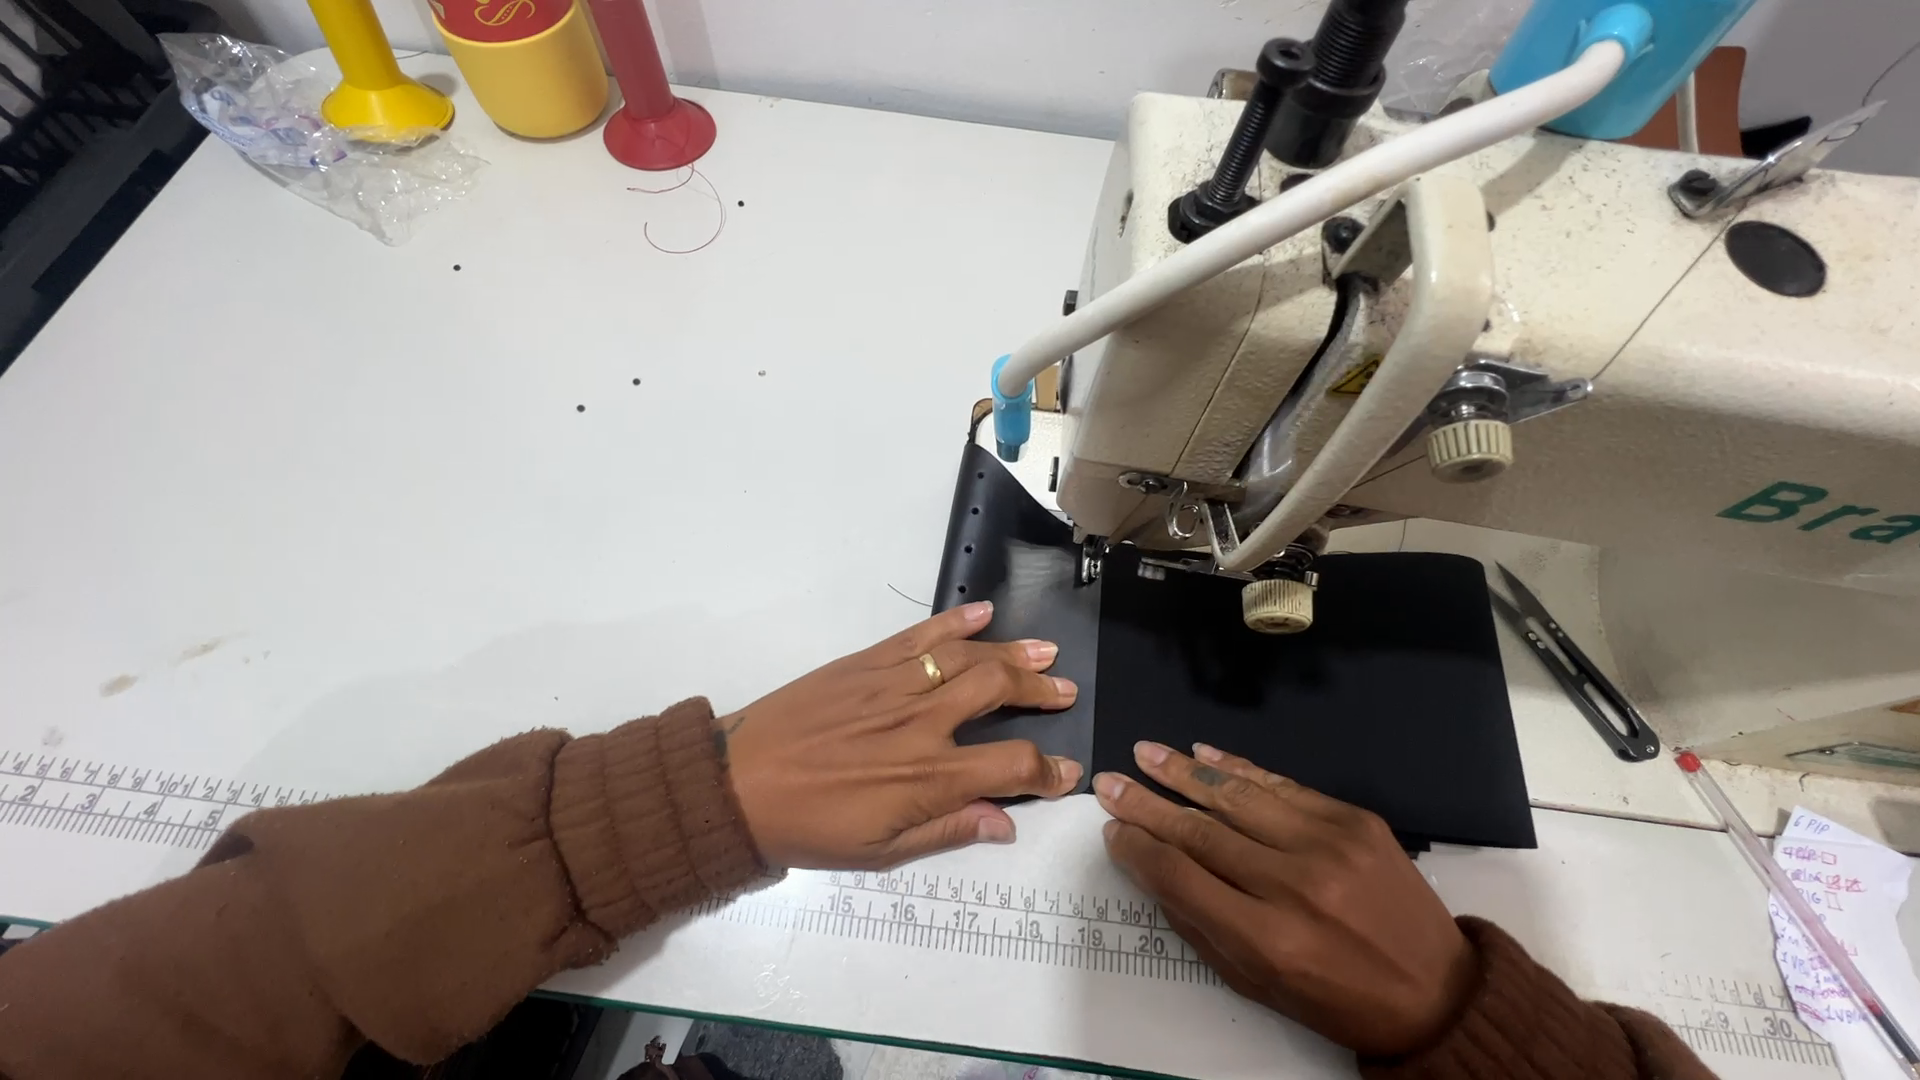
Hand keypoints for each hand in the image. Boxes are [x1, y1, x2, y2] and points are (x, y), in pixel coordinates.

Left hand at [721, 600, 1080, 869]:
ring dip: (1010, 650)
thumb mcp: (879, 852)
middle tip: (1065, 690)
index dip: (1048, 771)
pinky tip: (983, 612)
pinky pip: (919, 635)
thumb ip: (946, 832)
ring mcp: (894, 684)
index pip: (1010, 766)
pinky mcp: (867, 662)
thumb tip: (1004, 823)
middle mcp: (921, 722)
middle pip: (996, 690)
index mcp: (927, 777)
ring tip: (1043, 649)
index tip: (1067, 771)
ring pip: (966, 656)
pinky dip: (954, 620)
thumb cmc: (809, 827)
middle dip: (1039, 691)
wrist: (738, 783)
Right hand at [1095, 742, 1475, 1057]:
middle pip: (1201, 832)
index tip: (1111, 828)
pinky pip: (1281, 784)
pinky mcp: (1354, 819)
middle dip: (1146, 804)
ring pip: (1236, 796)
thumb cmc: (1336, 999)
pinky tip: (1202, 753)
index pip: (1181, 877)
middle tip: (1109, 782)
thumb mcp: (1257, 984)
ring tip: (1145, 753)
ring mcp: (1329, 844)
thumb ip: (1199, 923)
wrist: (1440, 993)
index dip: (1138, 848)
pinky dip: (1237, 767)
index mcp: (1268, 939)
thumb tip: (1151, 865)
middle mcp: (1295, 885)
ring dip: (1183, 772)